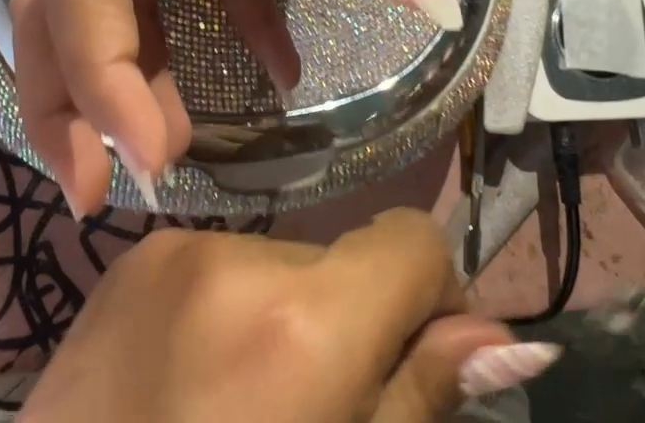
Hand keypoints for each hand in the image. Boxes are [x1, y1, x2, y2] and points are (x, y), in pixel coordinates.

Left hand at [19, 210, 556, 421]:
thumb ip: (423, 396)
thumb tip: (515, 341)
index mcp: (304, 322)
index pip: (411, 239)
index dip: (430, 295)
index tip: (407, 357)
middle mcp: (239, 258)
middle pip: (341, 257)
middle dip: (348, 319)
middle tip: (307, 407)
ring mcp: (174, 251)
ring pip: (278, 263)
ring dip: (282, 315)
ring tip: (236, 402)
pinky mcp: (129, 260)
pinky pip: (217, 266)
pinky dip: (227, 310)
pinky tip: (189, 380)